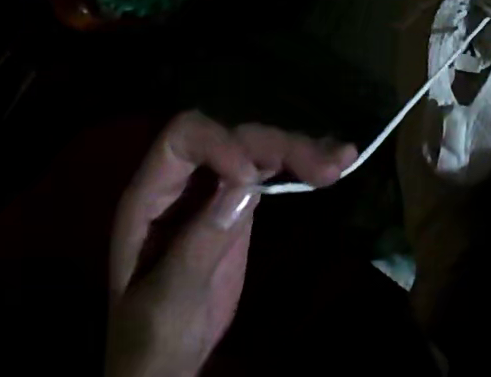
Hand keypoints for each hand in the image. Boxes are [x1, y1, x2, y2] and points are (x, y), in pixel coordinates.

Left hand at [105, 112, 355, 376]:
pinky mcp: (241, 197)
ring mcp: (214, 184)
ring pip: (257, 148)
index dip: (218, 144)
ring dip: (298, 149)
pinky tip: (336, 160)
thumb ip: (198, 246)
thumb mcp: (167, 302)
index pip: (183, 139)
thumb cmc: (150, 340)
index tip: (252, 175)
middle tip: (323, 167)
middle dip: (274, 145)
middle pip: (230, 137)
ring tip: (340, 158)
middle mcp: (184, 178)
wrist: (164, 365)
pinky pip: (272, 170)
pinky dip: (302, 165)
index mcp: (150, 193)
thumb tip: (243, 187)